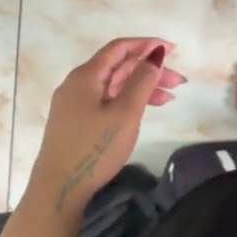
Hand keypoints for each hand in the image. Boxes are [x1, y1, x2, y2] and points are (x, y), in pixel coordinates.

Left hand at [30, 37, 185, 215]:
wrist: (58, 191)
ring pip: (114, 84)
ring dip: (142, 86)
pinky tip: (145, 110)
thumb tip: (155, 54)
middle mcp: (77, 84)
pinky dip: (128, 100)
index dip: (147, 45)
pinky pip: (107, 99)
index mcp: (86, 76)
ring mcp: (74, 104)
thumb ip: (142, 80)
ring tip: (169, 98)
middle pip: (118, 66)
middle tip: (178, 81)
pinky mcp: (76, 121)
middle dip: (149, 69)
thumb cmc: (94, 148)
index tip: (173, 50)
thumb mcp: (125, 113)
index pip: (119, 48)